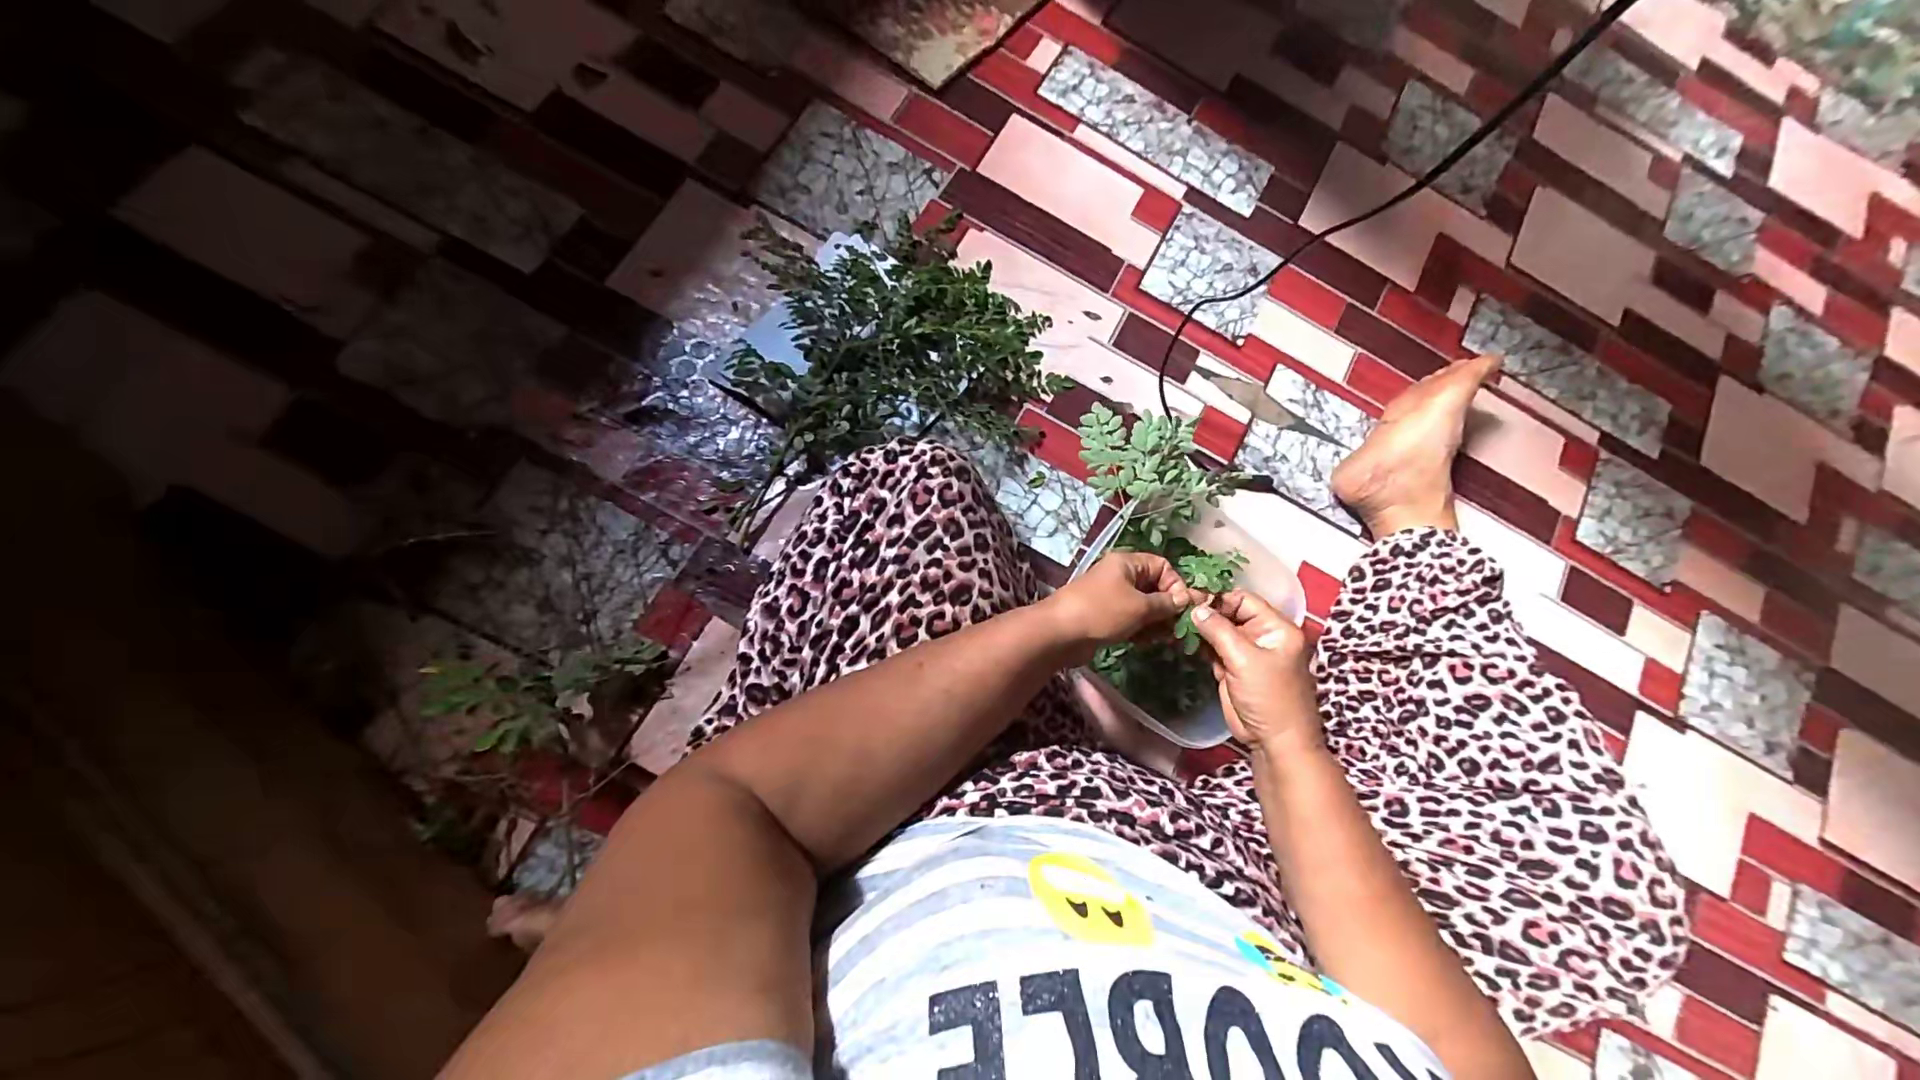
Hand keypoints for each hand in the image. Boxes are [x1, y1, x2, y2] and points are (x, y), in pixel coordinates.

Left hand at [1040, 551, 1190, 662]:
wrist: (1059, 634)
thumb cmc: (1102, 612)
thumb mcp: (1140, 606)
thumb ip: (1166, 603)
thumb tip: (1188, 599)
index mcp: (1127, 563)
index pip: (1162, 566)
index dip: (1176, 585)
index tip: (1182, 607)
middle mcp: (1119, 576)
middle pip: (1154, 587)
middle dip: (1168, 607)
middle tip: (1178, 628)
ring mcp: (1111, 597)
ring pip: (1143, 606)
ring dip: (1156, 621)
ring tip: (1165, 638)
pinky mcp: (1105, 617)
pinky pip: (1130, 619)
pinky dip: (1141, 628)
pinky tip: (1147, 642)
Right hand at [1186, 590, 1323, 755]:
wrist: (1275, 741)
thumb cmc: (1269, 697)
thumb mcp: (1244, 659)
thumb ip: (1218, 630)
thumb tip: (1196, 608)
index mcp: (1277, 628)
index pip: (1244, 600)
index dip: (1219, 599)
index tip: (1192, 601)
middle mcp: (1263, 636)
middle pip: (1230, 614)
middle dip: (1206, 614)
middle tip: (1179, 612)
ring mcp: (1247, 652)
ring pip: (1220, 631)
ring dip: (1201, 630)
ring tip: (1177, 625)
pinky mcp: (1233, 668)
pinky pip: (1215, 649)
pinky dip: (1201, 645)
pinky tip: (1183, 640)